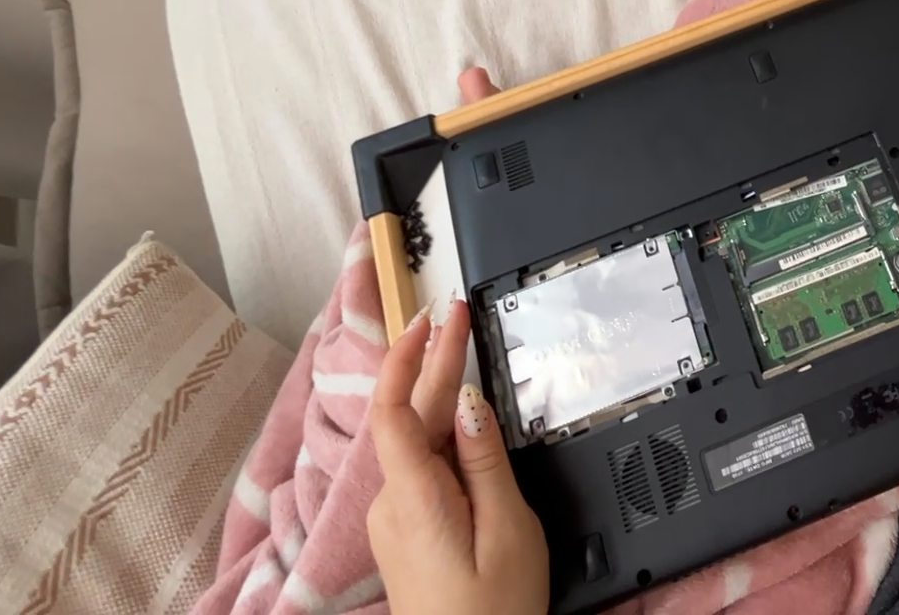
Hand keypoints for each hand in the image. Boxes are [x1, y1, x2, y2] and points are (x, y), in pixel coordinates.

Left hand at [367, 294, 547, 614]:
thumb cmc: (493, 607)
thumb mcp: (506, 526)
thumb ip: (485, 460)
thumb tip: (469, 401)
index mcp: (415, 498)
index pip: (396, 411)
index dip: (409, 357)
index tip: (433, 319)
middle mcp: (393, 502)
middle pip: (410, 416)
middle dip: (433, 359)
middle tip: (457, 313)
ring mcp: (395, 515)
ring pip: (417, 436)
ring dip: (438, 389)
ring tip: (459, 346)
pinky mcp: (406, 525)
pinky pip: (422, 460)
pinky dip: (439, 424)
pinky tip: (457, 408)